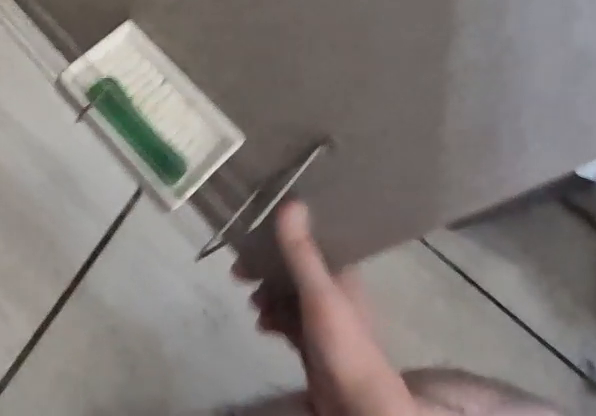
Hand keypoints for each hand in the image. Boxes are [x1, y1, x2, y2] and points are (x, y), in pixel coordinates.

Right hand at [236, 202, 420, 415]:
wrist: (357, 406)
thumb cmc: (343, 344)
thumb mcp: (319, 293)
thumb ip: (302, 251)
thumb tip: (291, 200)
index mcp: (342, 274)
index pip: (310, 241)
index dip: (281, 235)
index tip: (253, 236)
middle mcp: (334, 292)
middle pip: (293, 267)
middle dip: (265, 268)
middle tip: (238, 273)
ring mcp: (323, 320)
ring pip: (287, 294)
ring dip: (266, 293)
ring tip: (251, 303)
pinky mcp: (313, 344)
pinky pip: (287, 320)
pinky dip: (272, 318)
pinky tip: (262, 326)